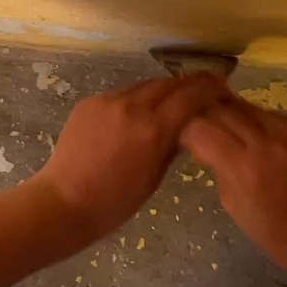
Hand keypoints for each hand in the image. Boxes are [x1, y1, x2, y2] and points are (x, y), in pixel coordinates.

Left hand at [27, 74, 229, 242]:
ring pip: (146, 86)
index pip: (191, 95)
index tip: (223, 88)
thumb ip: (172, 145)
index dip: (211, 87)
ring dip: (163, 92)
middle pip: (170, 84)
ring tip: (172, 105)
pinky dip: (137, 100)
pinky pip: (123, 94)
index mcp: (153, 129)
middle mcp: (132, 106)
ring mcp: (109, 101)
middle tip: (203, 93)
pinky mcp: (91, 102)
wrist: (63, 202)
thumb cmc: (114, 203)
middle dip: (190, 86)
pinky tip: (138, 117)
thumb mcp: (153, 178)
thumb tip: (188, 125)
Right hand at [182, 97, 286, 274]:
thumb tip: (203, 142)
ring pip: (244, 105)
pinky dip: (253, 122)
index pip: (200, 128)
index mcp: (244, 168)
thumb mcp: (233, 205)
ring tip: (223, 129)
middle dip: (203, 115)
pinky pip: (268, 115)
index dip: (185, 130)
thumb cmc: (275, 234)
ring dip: (227, 114)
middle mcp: (266, 142)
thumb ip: (217, 166)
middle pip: (220, 108)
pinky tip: (253, 138)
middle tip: (197, 127)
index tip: (181, 139)